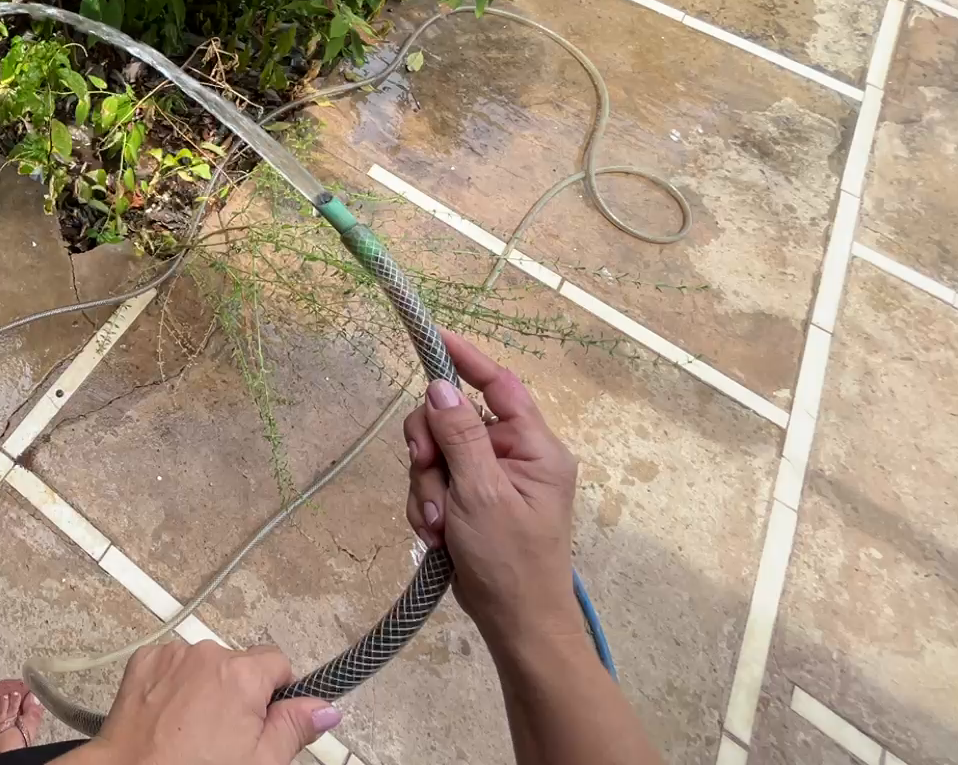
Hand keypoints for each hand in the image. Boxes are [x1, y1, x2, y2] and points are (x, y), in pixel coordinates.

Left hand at [69, 641, 339, 764]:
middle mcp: (206, 651)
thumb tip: (326, 707)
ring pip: (204, 665)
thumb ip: (294, 727)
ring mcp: (172, 652)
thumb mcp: (260, 763)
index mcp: (241, 674)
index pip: (277, 662)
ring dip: (206, 687)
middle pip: (239, 664)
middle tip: (229, 736)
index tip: (270, 718)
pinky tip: (171, 717)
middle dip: (240, 693)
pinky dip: (176, 683)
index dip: (279, 691)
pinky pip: (173, 664)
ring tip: (195, 731)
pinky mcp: (145, 658)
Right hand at [404, 331, 579, 652]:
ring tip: (438, 522)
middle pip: (449, 417)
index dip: (466, 357)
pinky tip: (436, 532)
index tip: (433, 335)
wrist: (513, 623)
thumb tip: (439, 386)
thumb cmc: (511, 560)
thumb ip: (460, 437)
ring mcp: (485, 475)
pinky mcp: (465, 495)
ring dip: (425, 484)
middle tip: (426, 472)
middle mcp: (510, 453)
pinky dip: (425, 502)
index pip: (499, 384)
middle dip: (429, 448)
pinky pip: (429, 478)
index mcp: (532, 447)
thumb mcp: (482, 495)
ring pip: (432, 450)